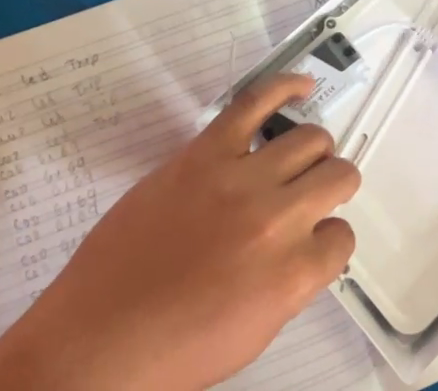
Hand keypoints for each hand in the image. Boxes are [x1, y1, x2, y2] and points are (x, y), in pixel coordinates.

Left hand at [0, 74, 359, 390]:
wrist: (95, 340)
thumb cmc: (174, 350)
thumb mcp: (256, 331)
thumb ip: (292, 281)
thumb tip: (305, 244)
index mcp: (294, 274)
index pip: (341, 237)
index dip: (327, 239)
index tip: (311, 240)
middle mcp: (279, 220)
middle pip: (337, 177)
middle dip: (333, 186)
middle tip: (311, 194)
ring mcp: (241, 180)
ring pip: (309, 139)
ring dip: (314, 150)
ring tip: (299, 158)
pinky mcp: (204, 153)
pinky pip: (255, 102)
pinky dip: (285, 87)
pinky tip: (302, 86)